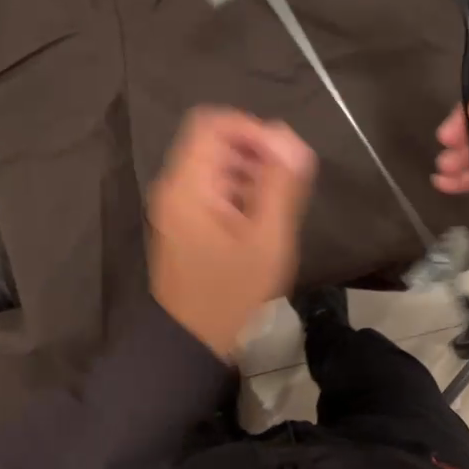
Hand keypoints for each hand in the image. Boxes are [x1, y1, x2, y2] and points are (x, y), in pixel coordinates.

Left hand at [149, 107, 317, 359]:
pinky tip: (261, 219)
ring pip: (217, 164)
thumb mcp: (267, 239)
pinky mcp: (185, 223)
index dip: (254, 129)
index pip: (215, 123)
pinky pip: (214, 188)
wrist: (192, 346)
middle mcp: (176, 186)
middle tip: (287, 184)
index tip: (285, 157)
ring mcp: (177, 205)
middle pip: (216, 140)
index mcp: (188, 184)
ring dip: (251, 172)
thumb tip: (292, 139)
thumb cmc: (232, 295)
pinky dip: (240, 190)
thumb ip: (281, 185)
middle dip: (256, 152)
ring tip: (278, 204)